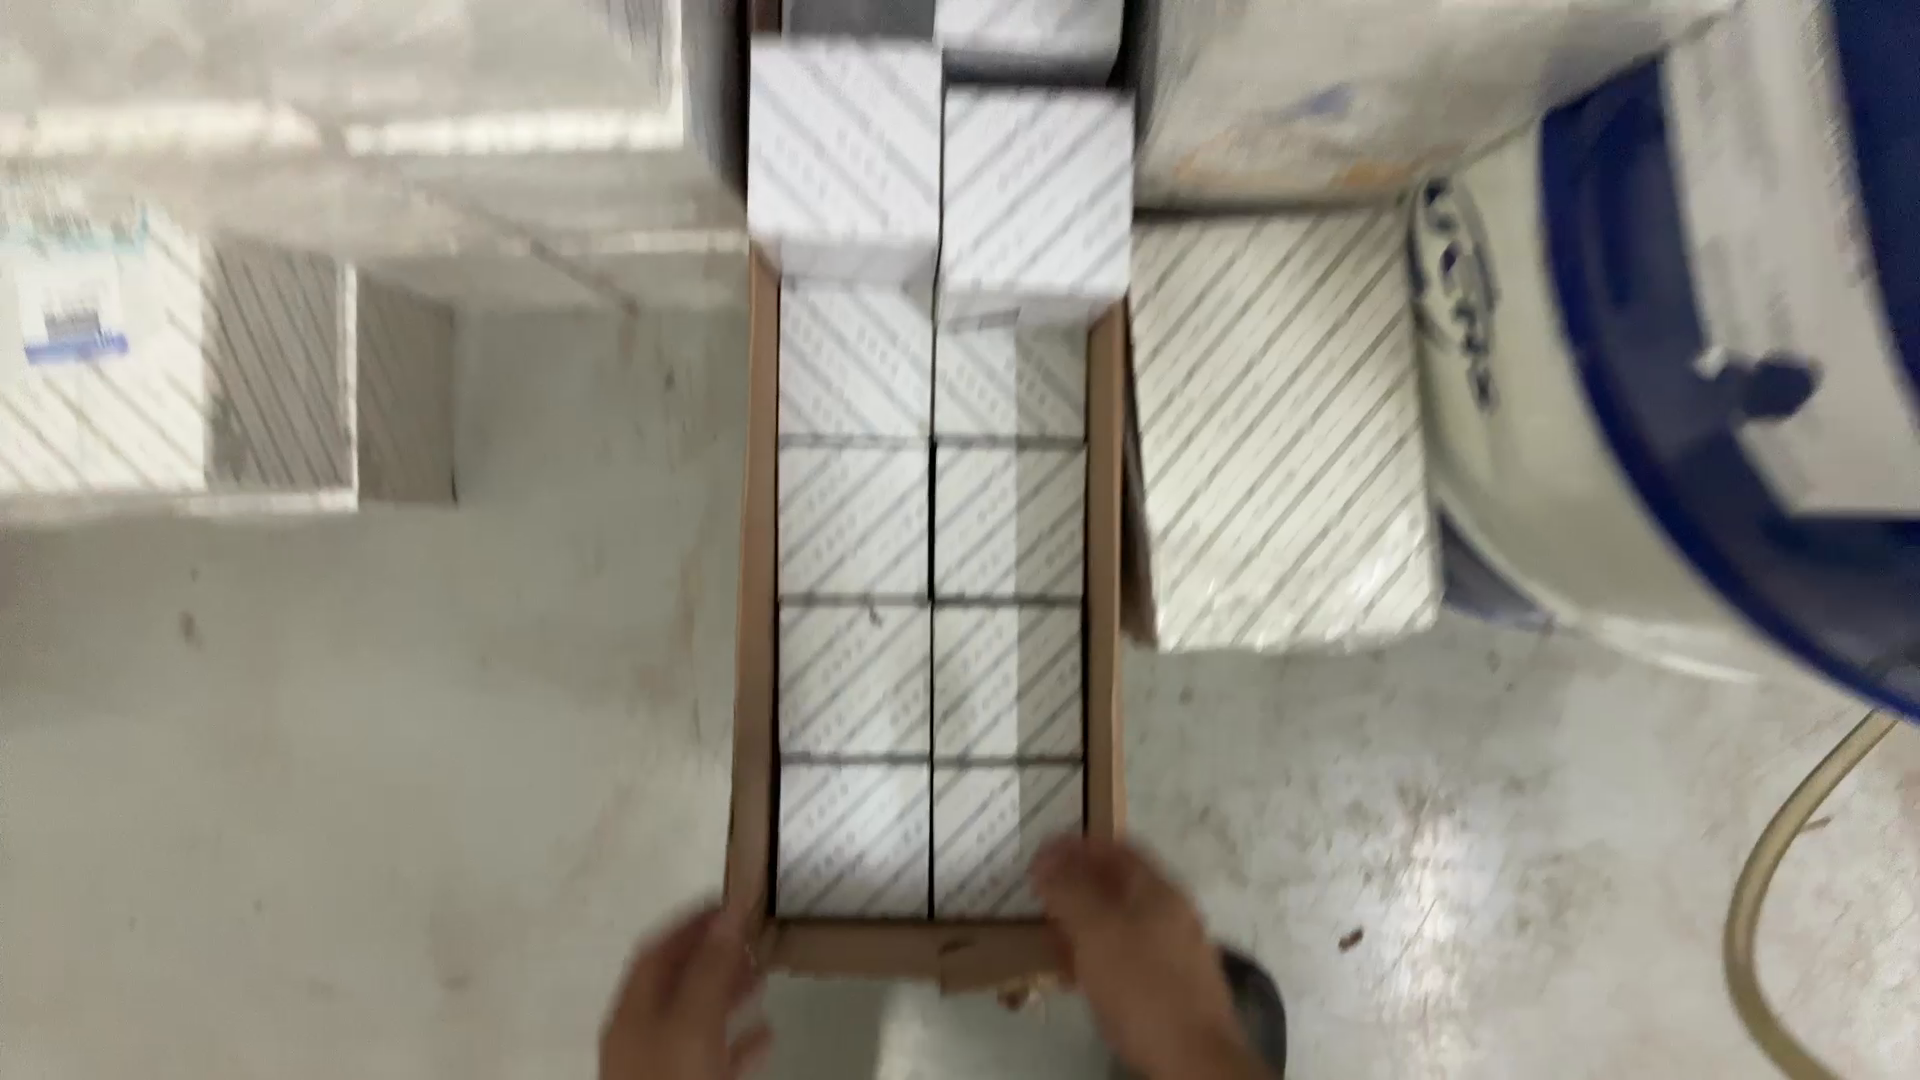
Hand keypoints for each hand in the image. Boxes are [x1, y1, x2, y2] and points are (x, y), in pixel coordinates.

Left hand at [600, 906, 771, 1079]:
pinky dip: (738, 1040)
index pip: (657, 949)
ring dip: (728, 992)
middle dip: (715, 953)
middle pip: (677, 981)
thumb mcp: (695, 1023)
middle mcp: (641, 1039)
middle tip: (755, 935)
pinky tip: (765, 1036)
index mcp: (634, 1014)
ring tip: (765, 974)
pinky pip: (712, 1058)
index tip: (732, 901)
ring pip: (695, 1018)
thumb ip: (711, 967)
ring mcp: (659, 1073)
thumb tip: (729, 911)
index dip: (691, 921)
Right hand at [1031, 837, 1268, 1079]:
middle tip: (1042, 892)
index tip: (1041, 852)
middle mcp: (1172, 912)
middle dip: (1077, 883)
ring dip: (1085, 920)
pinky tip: (1078, 971)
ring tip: (1052, 933)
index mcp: (1158, 889)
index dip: (1075, 844)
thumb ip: (1069, 891)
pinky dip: (1099, 951)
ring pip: (1122, 920)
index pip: (1114, 847)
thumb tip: (1046, 861)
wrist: (1197, 1063)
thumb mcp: (1096, 931)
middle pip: (1118, 883)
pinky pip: (1128, 953)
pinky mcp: (1174, 986)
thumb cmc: (1143, 987)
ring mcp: (1177, 950)